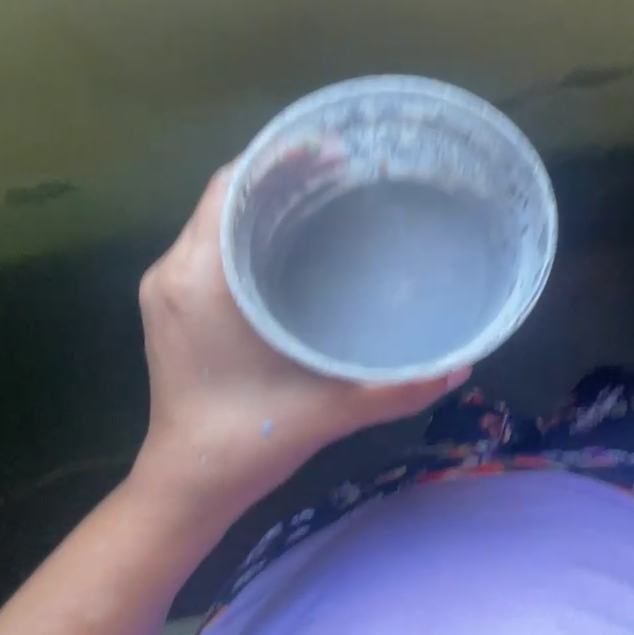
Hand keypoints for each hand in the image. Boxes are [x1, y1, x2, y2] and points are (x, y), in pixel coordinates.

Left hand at [129, 167, 468, 524]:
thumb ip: (400, 388)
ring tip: (329, 195)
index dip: (278, 157)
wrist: (188, 485)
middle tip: (347, 170)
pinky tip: (299, 240)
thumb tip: (463, 365)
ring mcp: (170, 288)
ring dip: (267, 199)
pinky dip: (254, 228)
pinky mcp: (176, 305)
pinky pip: (215, 244)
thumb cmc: (249, 439)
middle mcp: (176, 271)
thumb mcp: (334, 409)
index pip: (230, 187)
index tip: (333, 149)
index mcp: (201, 279)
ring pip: (218, 218)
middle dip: (282, 173)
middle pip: (226, 195)